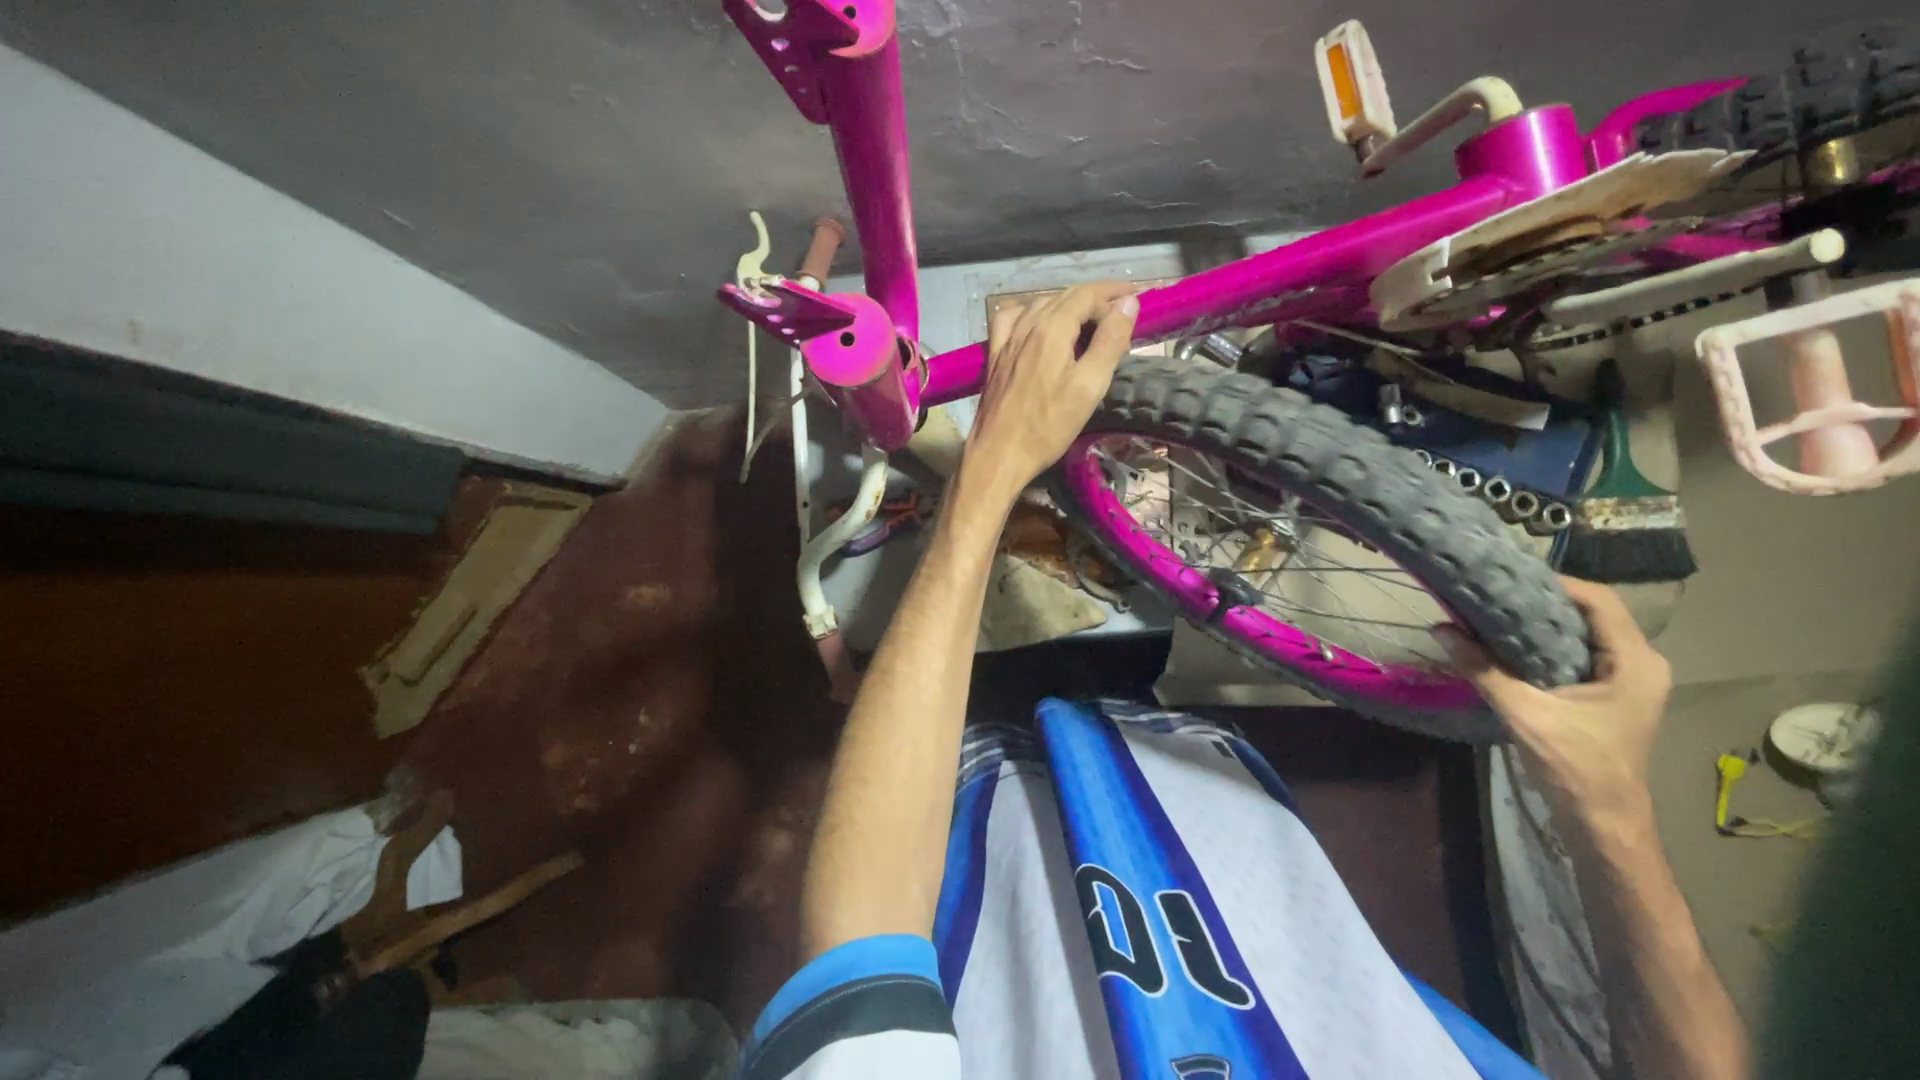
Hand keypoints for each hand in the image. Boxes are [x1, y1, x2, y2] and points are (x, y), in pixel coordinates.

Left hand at [964, 281, 1137, 501]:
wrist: (999, 455)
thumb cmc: (1048, 427)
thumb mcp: (1089, 387)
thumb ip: (1110, 341)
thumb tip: (1127, 303)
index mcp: (1051, 329)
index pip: (1087, 295)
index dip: (1115, 293)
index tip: (1138, 299)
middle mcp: (1026, 326)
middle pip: (1065, 296)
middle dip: (1097, 297)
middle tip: (1124, 306)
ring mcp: (1007, 340)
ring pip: (1040, 304)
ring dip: (1069, 303)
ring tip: (1091, 316)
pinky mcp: (995, 356)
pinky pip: (1012, 319)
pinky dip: (1032, 312)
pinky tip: (1039, 323)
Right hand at [1433, 577, 1673, 830]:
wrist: (1602, 818)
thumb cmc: (1574, 764)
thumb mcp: (1524, 713)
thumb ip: (1483, 669)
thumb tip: (1442, 630)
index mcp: (1635, 662)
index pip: (1598, 600)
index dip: (1555, 582)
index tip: (1508, 577)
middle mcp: (1642, 663)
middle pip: (1593, 613)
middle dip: (1544, 600)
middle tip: (1496, 593)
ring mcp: (1632, 679)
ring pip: (1587, 632)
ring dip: (1545, 622)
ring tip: (1499, 613)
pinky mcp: (1616, 692)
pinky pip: (1584, 651)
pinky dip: (1551, 642)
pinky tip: (1514, 644)